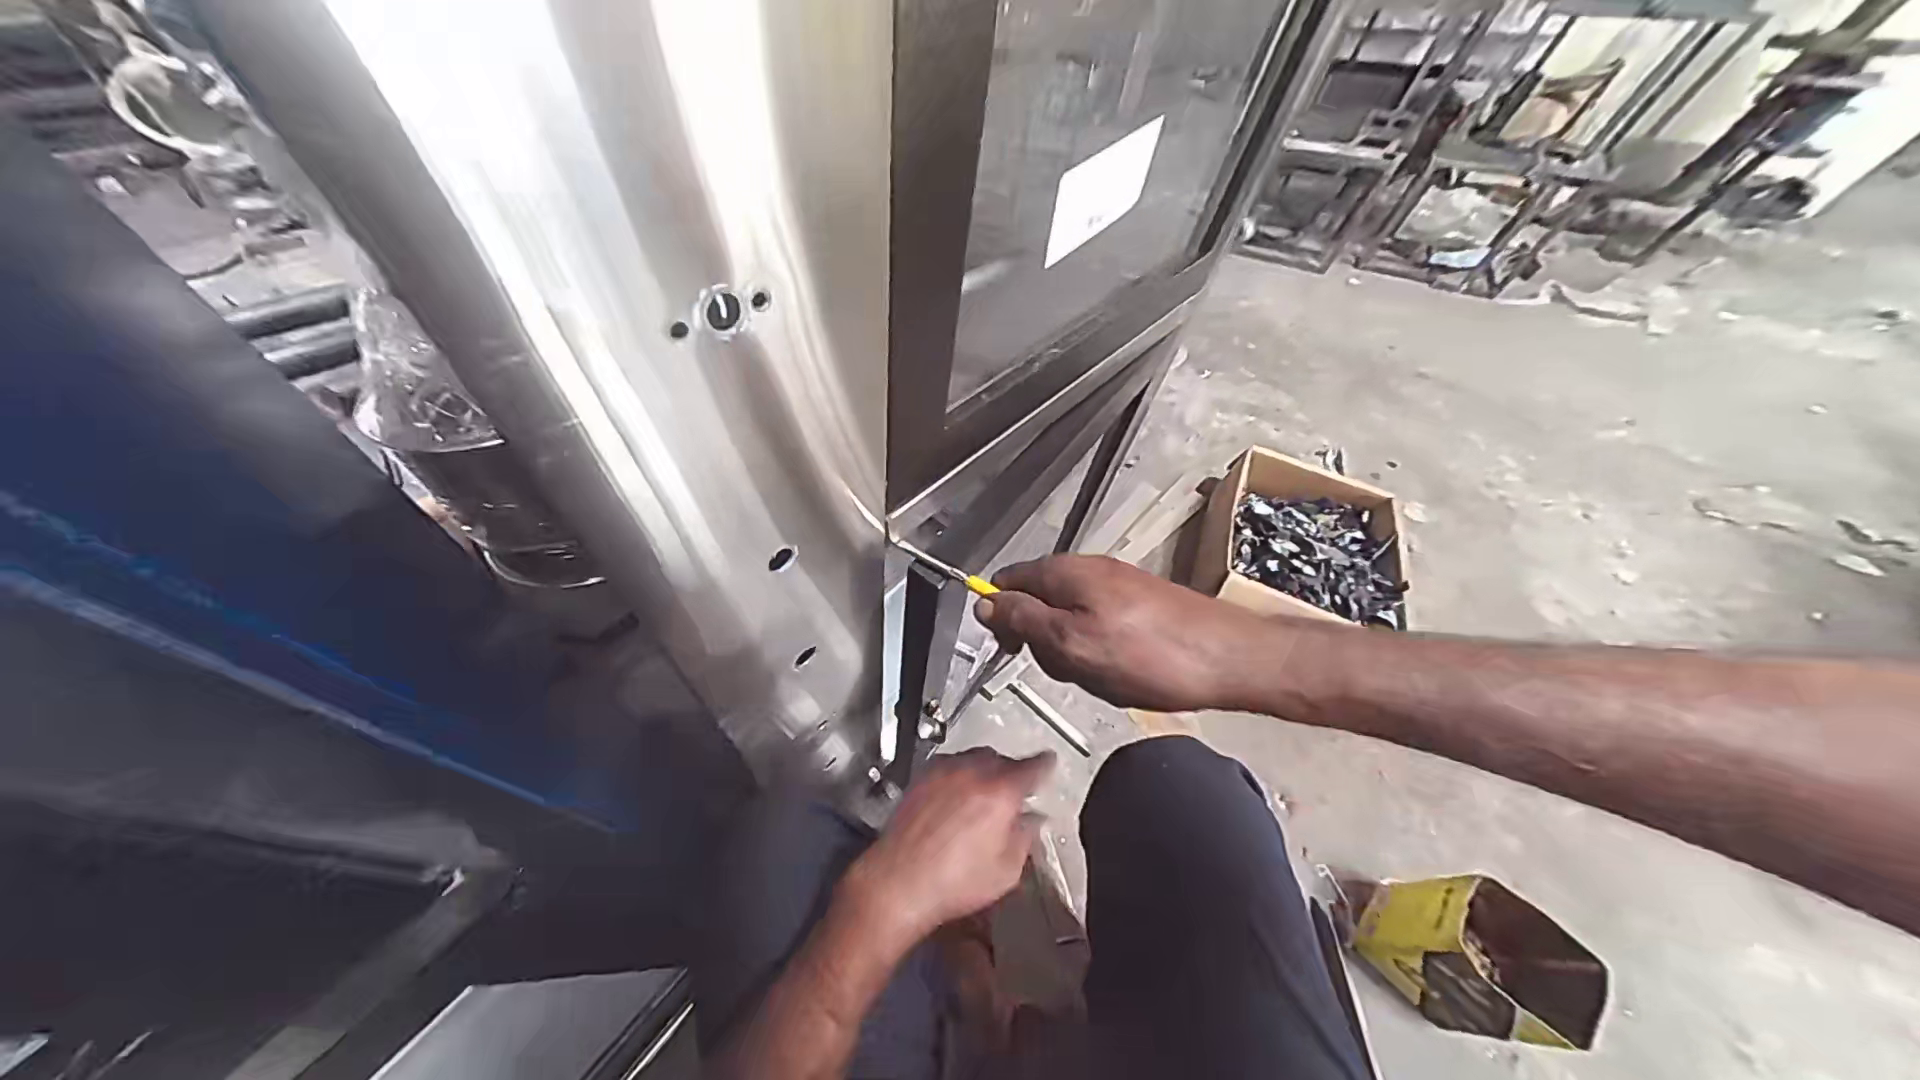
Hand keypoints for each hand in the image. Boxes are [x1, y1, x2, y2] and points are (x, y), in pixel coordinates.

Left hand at [841, 749, 1053, 946]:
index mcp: (1001, 792)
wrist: (899, 882)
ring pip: (974, 758)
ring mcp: (946, 772)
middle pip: (1002, 759)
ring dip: (985, 772)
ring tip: (984, 800)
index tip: (1048, 763)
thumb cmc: (949, 882)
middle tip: (1015, 794)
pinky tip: (957, 800)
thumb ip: (1026, 838)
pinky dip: (960, 776)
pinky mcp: (923, 778)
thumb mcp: (1006, 871)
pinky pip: (950, 766)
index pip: (1034, 766)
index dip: (1045, 765)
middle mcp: (973, 772)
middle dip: (1012, 773)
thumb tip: (1030, 823)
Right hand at [973, 554, 1282, 711]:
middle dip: (1044, 642)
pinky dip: (1101, 654)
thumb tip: (985, 603)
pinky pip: (1097, 629)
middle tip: (1073, 665)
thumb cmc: (1151, 654)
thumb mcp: (1070, 642)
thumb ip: (1021, 619)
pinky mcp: (1137, 605)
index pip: (1005, 583)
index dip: (1003, 618)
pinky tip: (1124, 670)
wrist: (1230, 659)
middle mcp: (1086, 570)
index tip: (1017, 649)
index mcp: (1063, 572)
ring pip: (1067, 623)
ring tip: (1104, 671)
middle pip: (1036, 605)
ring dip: (1075, 654)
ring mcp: (1114, 586)